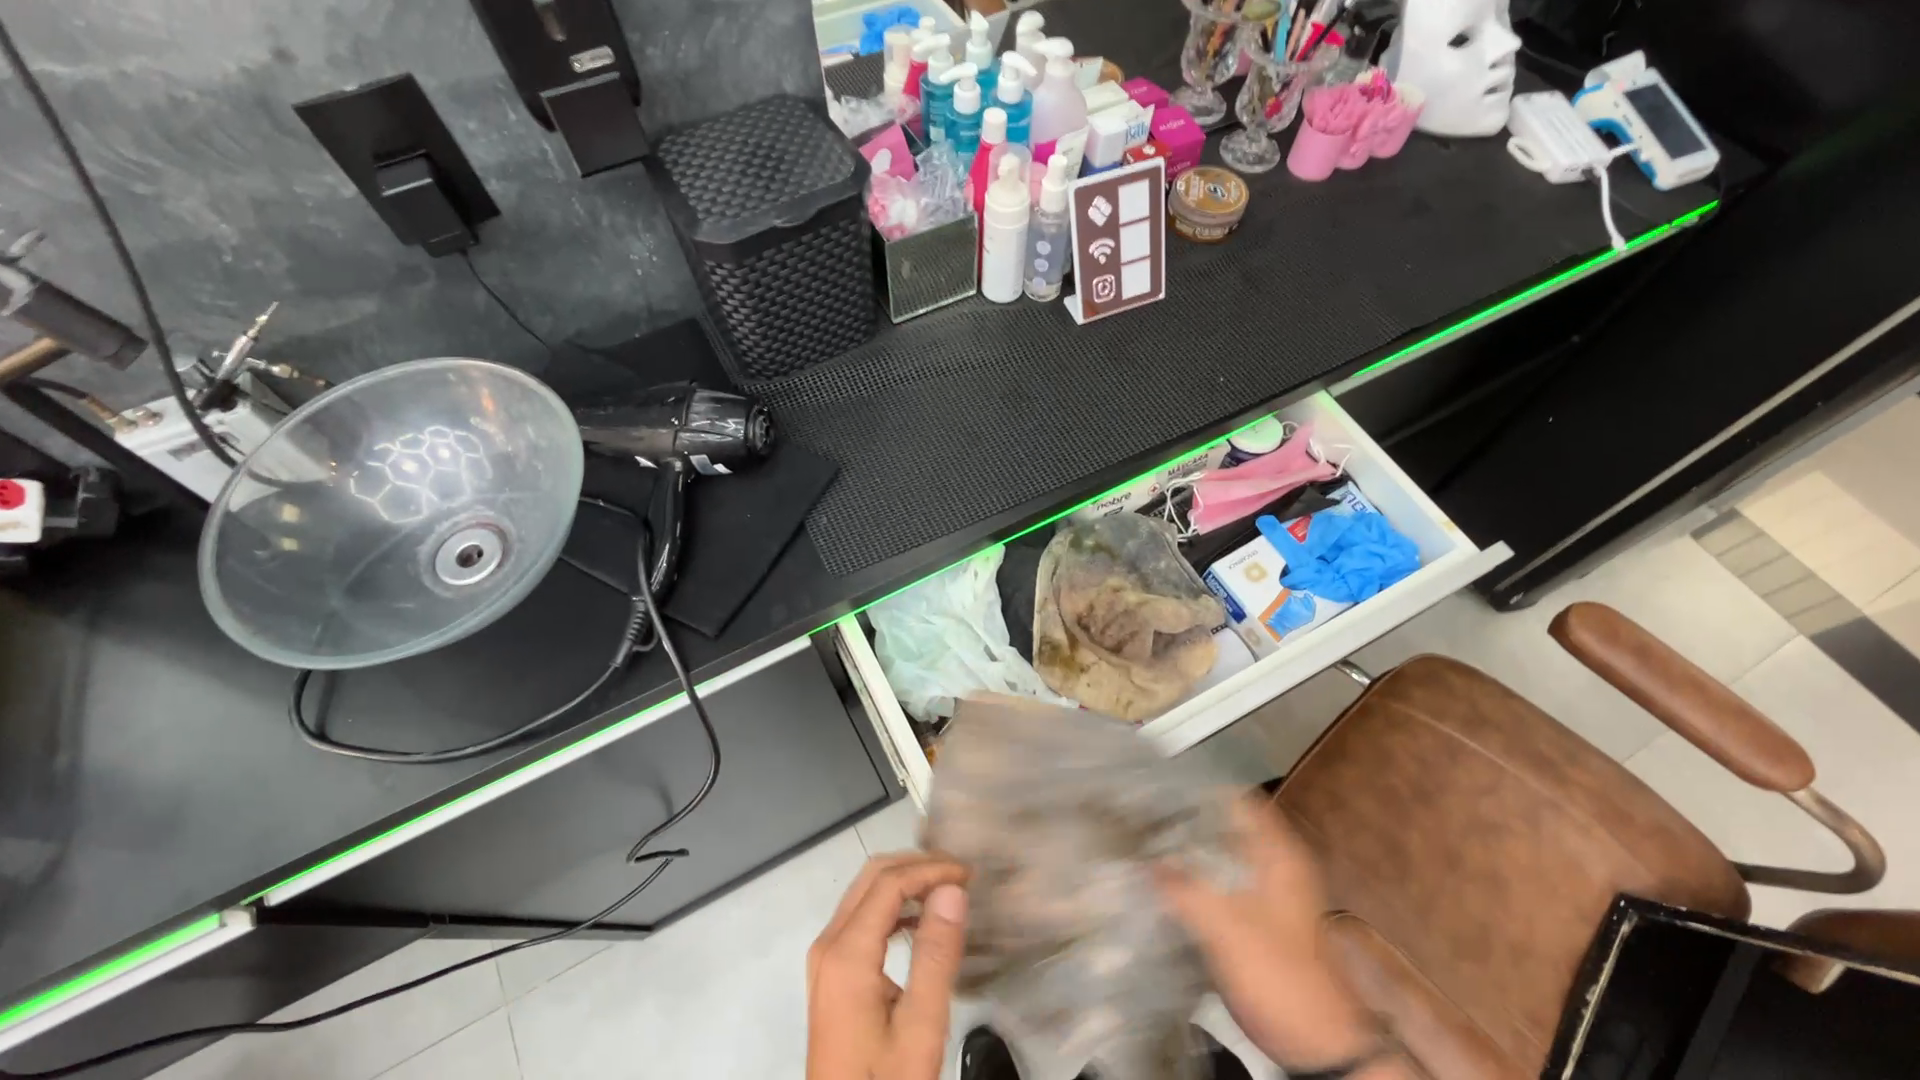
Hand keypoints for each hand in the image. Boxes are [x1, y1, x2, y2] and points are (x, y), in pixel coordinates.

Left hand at [807, 854, 970, 1079]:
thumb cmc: (886, 1079)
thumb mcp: (920, 1026)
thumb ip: (936, 955)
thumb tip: (952, 890)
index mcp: (846, 953)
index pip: (889, 883)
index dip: (931, 870)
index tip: (971, 876)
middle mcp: (828, 944)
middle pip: (871, 878)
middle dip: (917, 866)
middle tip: (961, 875)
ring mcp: (825, 958)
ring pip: (864, 894)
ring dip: (905, 882)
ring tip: (948, 892)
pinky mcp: (831, 973)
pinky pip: (861, 918)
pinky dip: (892, 907)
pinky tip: (922, 922)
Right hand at [1158, 797, 1384, 1072]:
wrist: (1317, 1043)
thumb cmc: (1280, 976)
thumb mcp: (1226, 928)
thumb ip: (1183, 887)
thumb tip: (1143, 861)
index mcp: (1279, 856)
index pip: (1238, 801)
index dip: (1200, 790)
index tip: (1157, 785)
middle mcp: (1275, 868)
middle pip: (1224, 829)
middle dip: (1184, 822)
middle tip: (1138, 814)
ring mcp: (1266, 898)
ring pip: (1218, 860)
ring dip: (1185, 854)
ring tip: (1140, 843)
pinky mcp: (1254, 925)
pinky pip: (1216, 890)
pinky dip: (1191, 883)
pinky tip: (1158, 886)